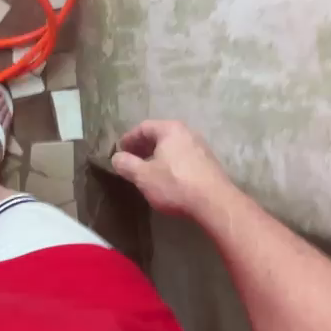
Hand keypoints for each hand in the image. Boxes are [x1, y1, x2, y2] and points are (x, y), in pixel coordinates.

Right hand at [110, 120, 233, 216]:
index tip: (120, 150)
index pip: (144, 127)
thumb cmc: (175, 184)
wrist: (214, 202)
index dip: (129, 138)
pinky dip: (171, 163)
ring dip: (157, 156)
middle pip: (160, 135)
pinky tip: (167, 178)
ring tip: (147, 170)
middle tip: (131, 159)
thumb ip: (127, 164)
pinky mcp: (208, 163)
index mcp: (170, 129)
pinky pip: (183, 157)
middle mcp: (187, 132)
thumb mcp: (144, 176)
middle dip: (143, 147)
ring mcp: (200, 147)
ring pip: (173, 147)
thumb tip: (116, 157)